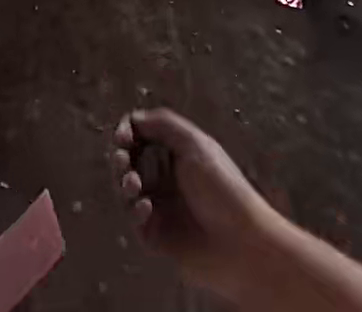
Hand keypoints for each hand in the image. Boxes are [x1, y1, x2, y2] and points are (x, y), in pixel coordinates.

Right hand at [114, 109, 280, 301]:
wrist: (240, 243)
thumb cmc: (222, 187)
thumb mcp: (195, 144)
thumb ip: (163, 125)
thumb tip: (134, 117)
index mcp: (178, 152)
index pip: (144, 134)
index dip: (129, 131)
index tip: (123, 136)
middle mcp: (167, 176)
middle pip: (131, 159)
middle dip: (121, 156)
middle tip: (122, 159)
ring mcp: (160, 205)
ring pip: (127, 188)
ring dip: (125, 181)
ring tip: (134, 185)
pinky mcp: (155, 234)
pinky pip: (133, 218)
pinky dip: (134, 210)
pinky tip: (146, 209)